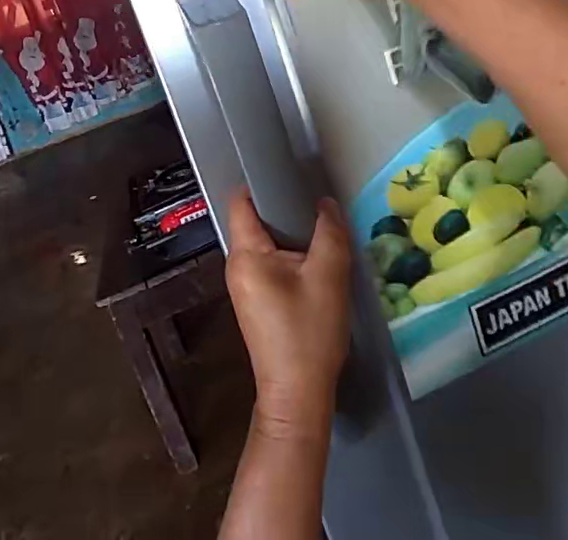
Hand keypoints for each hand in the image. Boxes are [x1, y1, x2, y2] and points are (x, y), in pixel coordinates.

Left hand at [225, 193, 351, 437]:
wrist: (298, 395)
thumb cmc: (309, 333)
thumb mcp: (329, 275)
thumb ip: (329, 231)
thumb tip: (325, 204)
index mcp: (245, 255)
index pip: (241, 202)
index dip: (262, 182)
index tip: (291, 172)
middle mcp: (237, 267)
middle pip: (256, 221)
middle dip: (285, 209)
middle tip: (318, 203)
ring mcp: (245, 286)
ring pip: (268, 243)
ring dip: (293, 234)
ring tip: (322, 228)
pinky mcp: (258, 300)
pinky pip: (272, 263)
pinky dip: (292, 255)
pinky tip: (316, 259)